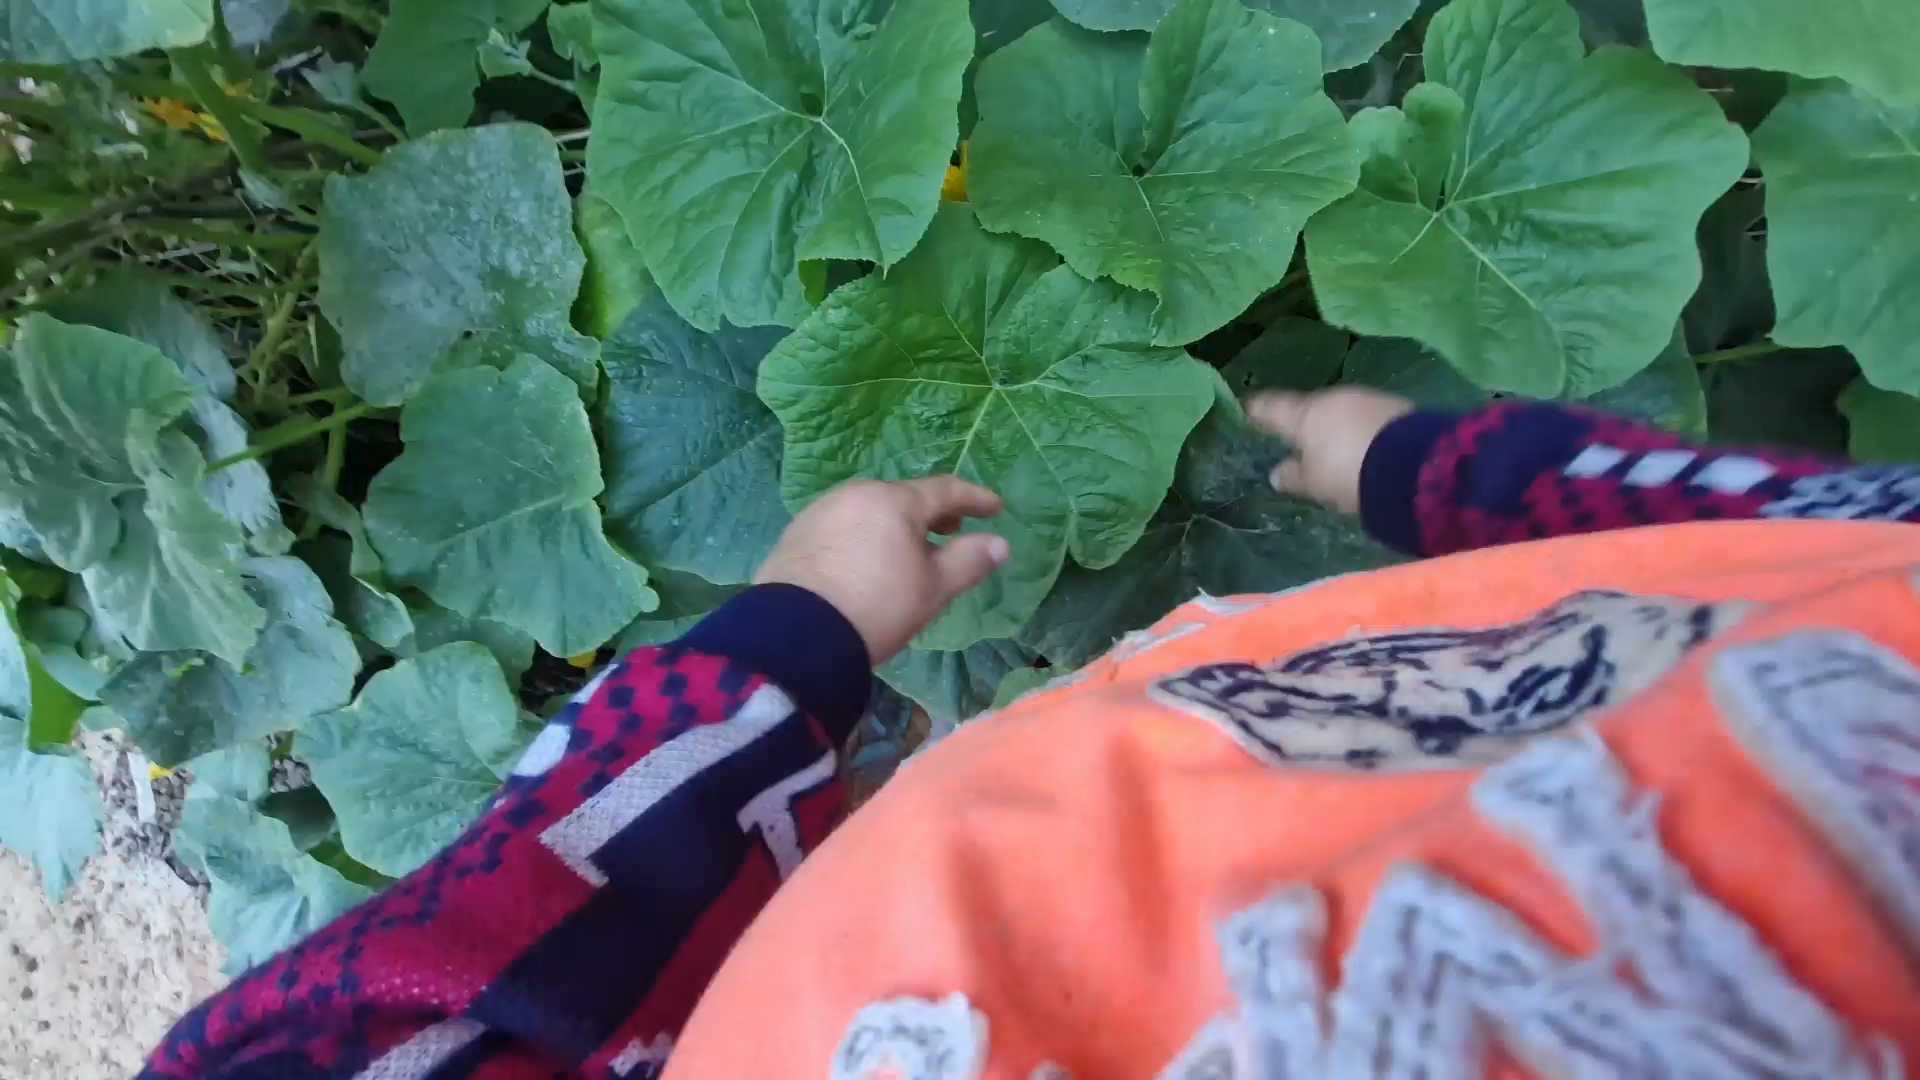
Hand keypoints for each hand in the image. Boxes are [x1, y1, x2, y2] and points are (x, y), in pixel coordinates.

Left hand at [754, 477, 1009, 664]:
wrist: (796, 634)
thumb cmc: (878, 606)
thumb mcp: (933, 588)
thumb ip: (969, 561)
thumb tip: (999, 544)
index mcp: (894, 501)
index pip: (945, 490)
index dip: (974, 499)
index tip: (995, 508)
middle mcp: (856, 495)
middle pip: (904, 498)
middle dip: (933, 513)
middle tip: (952, 531)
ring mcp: (821, 512)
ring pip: (871, 511)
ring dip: (896, 525)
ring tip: (909, 552)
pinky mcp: (796, 534)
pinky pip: (844, 526)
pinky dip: (865, 536)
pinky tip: (867, 562)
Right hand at [1245, 387, 1413, 513]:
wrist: (1417, 465)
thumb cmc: (1349, 471)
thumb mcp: (1315, 483)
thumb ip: (1293, 476)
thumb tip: (1276, 473)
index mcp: (1304, 414)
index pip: (1271, 407)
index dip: (1256, 409)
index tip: (1244, 407)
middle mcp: (1333, 399)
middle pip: (1309, 408)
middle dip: (1301, 421)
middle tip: (1294, 437)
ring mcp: (1367, 399)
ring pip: (1340, 412)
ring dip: (1333, 426)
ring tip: (1331, 448)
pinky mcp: (1397, 408)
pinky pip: (1365, 418)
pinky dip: (1358, 430)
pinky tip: (1361, 447)